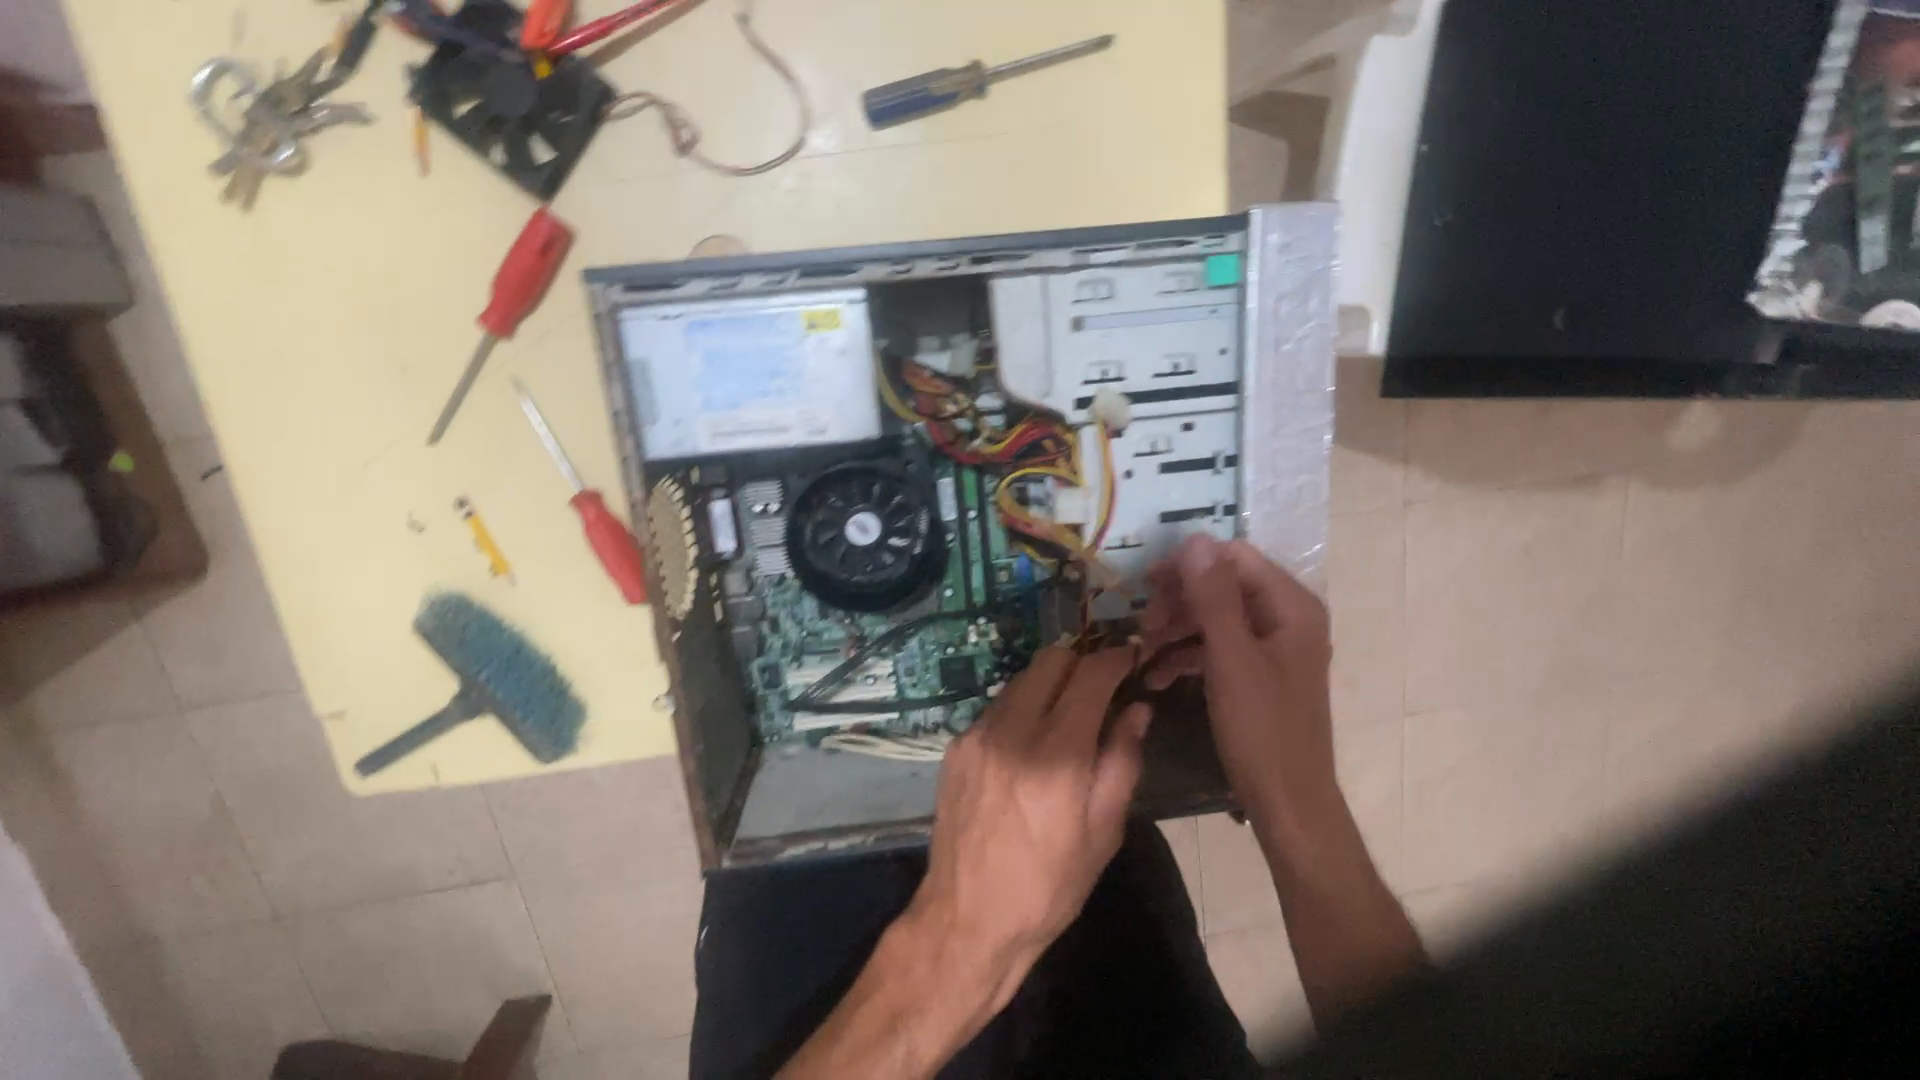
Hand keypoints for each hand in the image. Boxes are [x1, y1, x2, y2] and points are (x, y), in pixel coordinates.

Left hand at [904, 645, 1151, 1010]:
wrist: (967, 917)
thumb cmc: (1048, 886)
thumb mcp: (1103, 833)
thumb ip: (1122, 762)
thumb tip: (1137, 709)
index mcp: (1056, 757)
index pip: (1090, 677)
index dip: (1116, 660)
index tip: (1131, 660)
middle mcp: (1011, 732)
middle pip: (1051, 660)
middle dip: (1082, 664)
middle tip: (1102, 690)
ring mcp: (976, 735)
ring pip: (1021, 678)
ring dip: (1050, 684)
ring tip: (1067, 717)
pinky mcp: (955, 745)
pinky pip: (997, 705)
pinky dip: (1022, 707)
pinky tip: (1031, 742)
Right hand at [1140, 534, 1339, 839]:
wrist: (1289, 802)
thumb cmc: (1263, 729)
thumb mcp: (1231, 659)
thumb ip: (1213, 597)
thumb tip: (1193, 539)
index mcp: (1291, 606)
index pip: (1234, 557)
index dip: (1188, 565)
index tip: (1145, 585)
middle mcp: (1286, 618)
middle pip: (1222, 585)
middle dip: (1178, 601)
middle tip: (1142, 625)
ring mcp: (1273, 647)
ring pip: (1215, 617)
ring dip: (1176, 630)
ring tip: (1143, 653)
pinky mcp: (1258, 674)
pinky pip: (1217, 648)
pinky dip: (1187, 657)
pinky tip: (1157, 677)